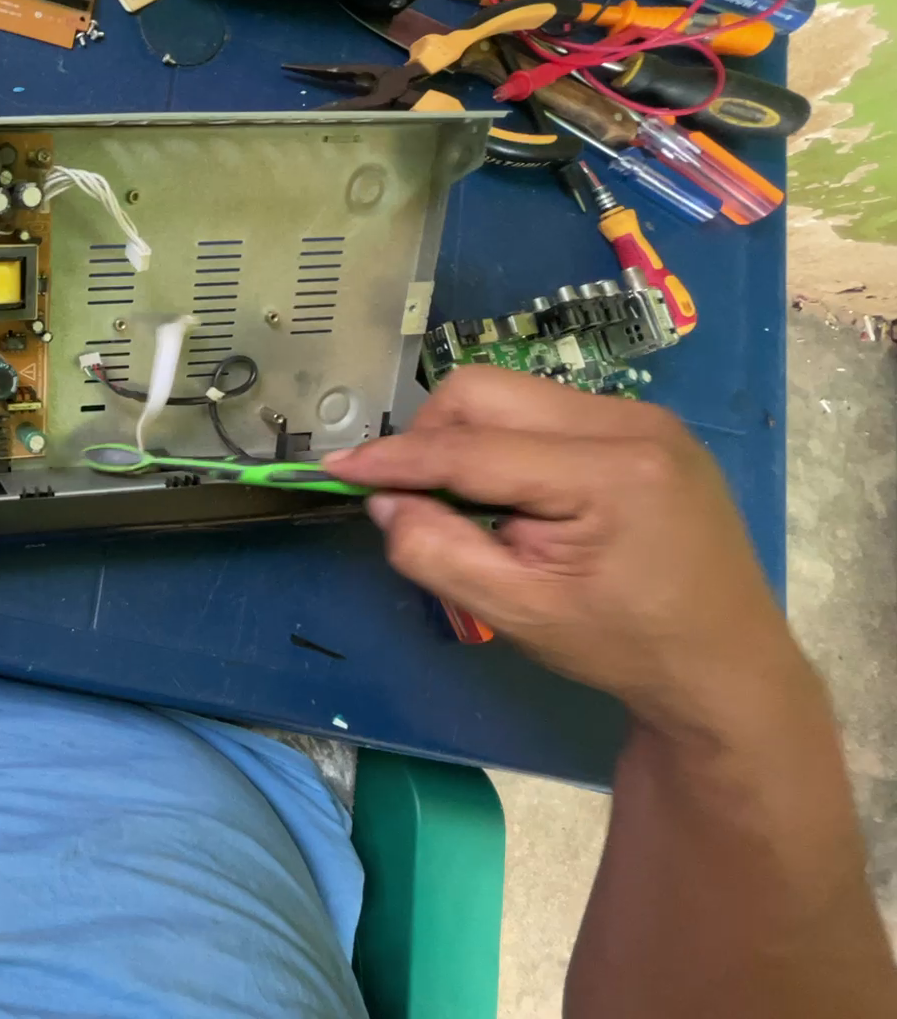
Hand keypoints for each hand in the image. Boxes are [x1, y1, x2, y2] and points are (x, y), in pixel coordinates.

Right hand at [324, 367, 805, 731]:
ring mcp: (639, 418)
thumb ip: (433, 551)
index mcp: (610, 472)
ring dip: (457, 437)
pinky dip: (491, 440)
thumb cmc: (619, 644)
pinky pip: (532, 409)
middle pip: (483, 392)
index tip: (333, 468)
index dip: (391, 457)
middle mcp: (630, 423)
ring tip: (458, 498)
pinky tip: (501, 490)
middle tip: (411, 494)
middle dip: (425, 436)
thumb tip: (383, 501)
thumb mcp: (511, 610)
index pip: (468, 447)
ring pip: (504, 393)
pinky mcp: (636, 427)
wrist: (724, 664)